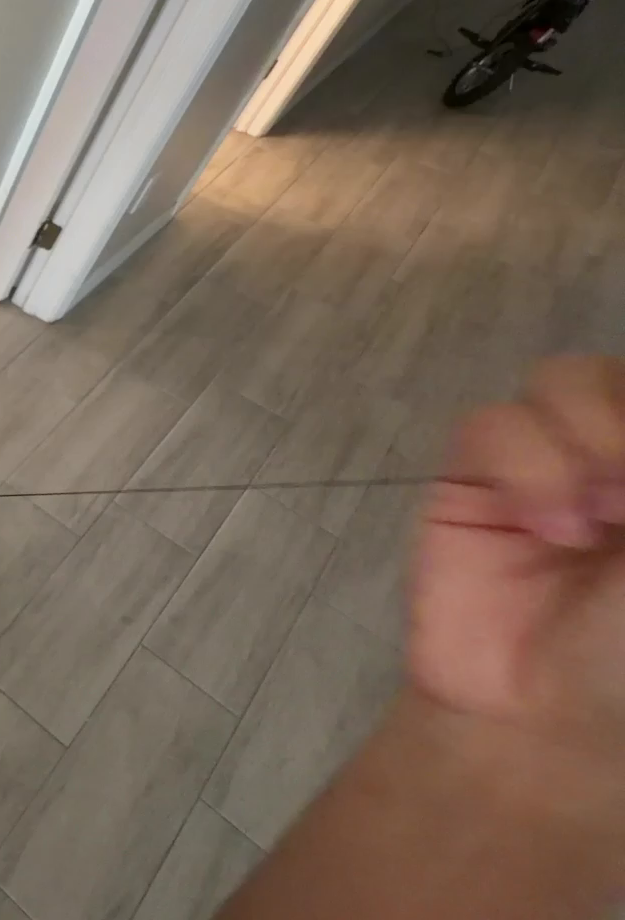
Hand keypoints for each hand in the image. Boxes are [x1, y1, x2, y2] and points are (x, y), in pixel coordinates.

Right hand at [409, 355, 624, 759]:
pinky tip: (544, 525)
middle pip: (621, 371)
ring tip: (599, 515)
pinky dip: (523, 466)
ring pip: (561, 378)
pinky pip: (490, 424)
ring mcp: (548, 463)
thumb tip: (623, 459)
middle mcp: (624, 458)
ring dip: (584, 439)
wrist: (542, 710)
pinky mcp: (471, 478)